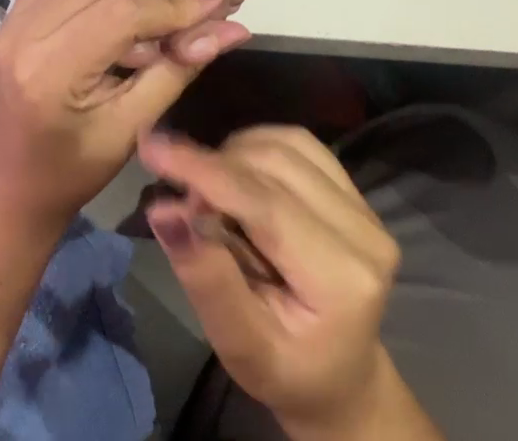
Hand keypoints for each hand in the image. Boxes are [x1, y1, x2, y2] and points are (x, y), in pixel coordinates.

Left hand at [0, 0, 250, 225]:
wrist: (15, 180)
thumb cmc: (75, 167)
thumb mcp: (130, 128)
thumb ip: (176, 71)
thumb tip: (231, 27)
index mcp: (51, 73)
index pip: (120, 16)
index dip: (172, 2)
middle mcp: (24, 37)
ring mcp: (12, 23)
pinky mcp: (13, 17)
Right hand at [138, 127, 401, 440]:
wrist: (337, 373)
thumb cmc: (284, 368)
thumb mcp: (238, 345)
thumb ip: (206, 278)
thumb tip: (163, 211)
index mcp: (341, 279)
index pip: (266, 204)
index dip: (205, 170)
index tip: (151, 147)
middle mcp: (365, 232)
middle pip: (274, 164)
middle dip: (214, 167)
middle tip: (180, 201)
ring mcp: (366, 206)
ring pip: (285, 144)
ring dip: (233, 154)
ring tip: (208, 195)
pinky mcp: (354, 191)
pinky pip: (298, 144)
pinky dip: (254, 149)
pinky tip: (236, 178)